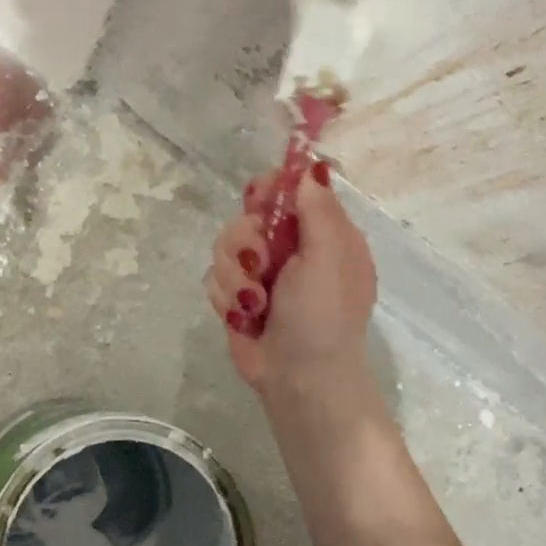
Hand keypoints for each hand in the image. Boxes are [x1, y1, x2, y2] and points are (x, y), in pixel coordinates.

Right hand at [204, 160, 376, 395]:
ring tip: (255, 304)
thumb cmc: (323, 316)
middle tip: (261, 264)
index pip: (289, 188)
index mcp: (323, 233)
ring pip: (225, 247)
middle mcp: (292, 249)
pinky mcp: (238, 298)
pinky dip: (227, 298)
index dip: (268, 190)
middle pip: (248, 215)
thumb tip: (313, 166)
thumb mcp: (329, 255)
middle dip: (246, 241)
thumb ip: (317, 208)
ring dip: (236, 277)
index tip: (258, 200)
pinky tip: (244, 317)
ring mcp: (262, 274)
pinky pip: (215, 278)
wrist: (301, 379)